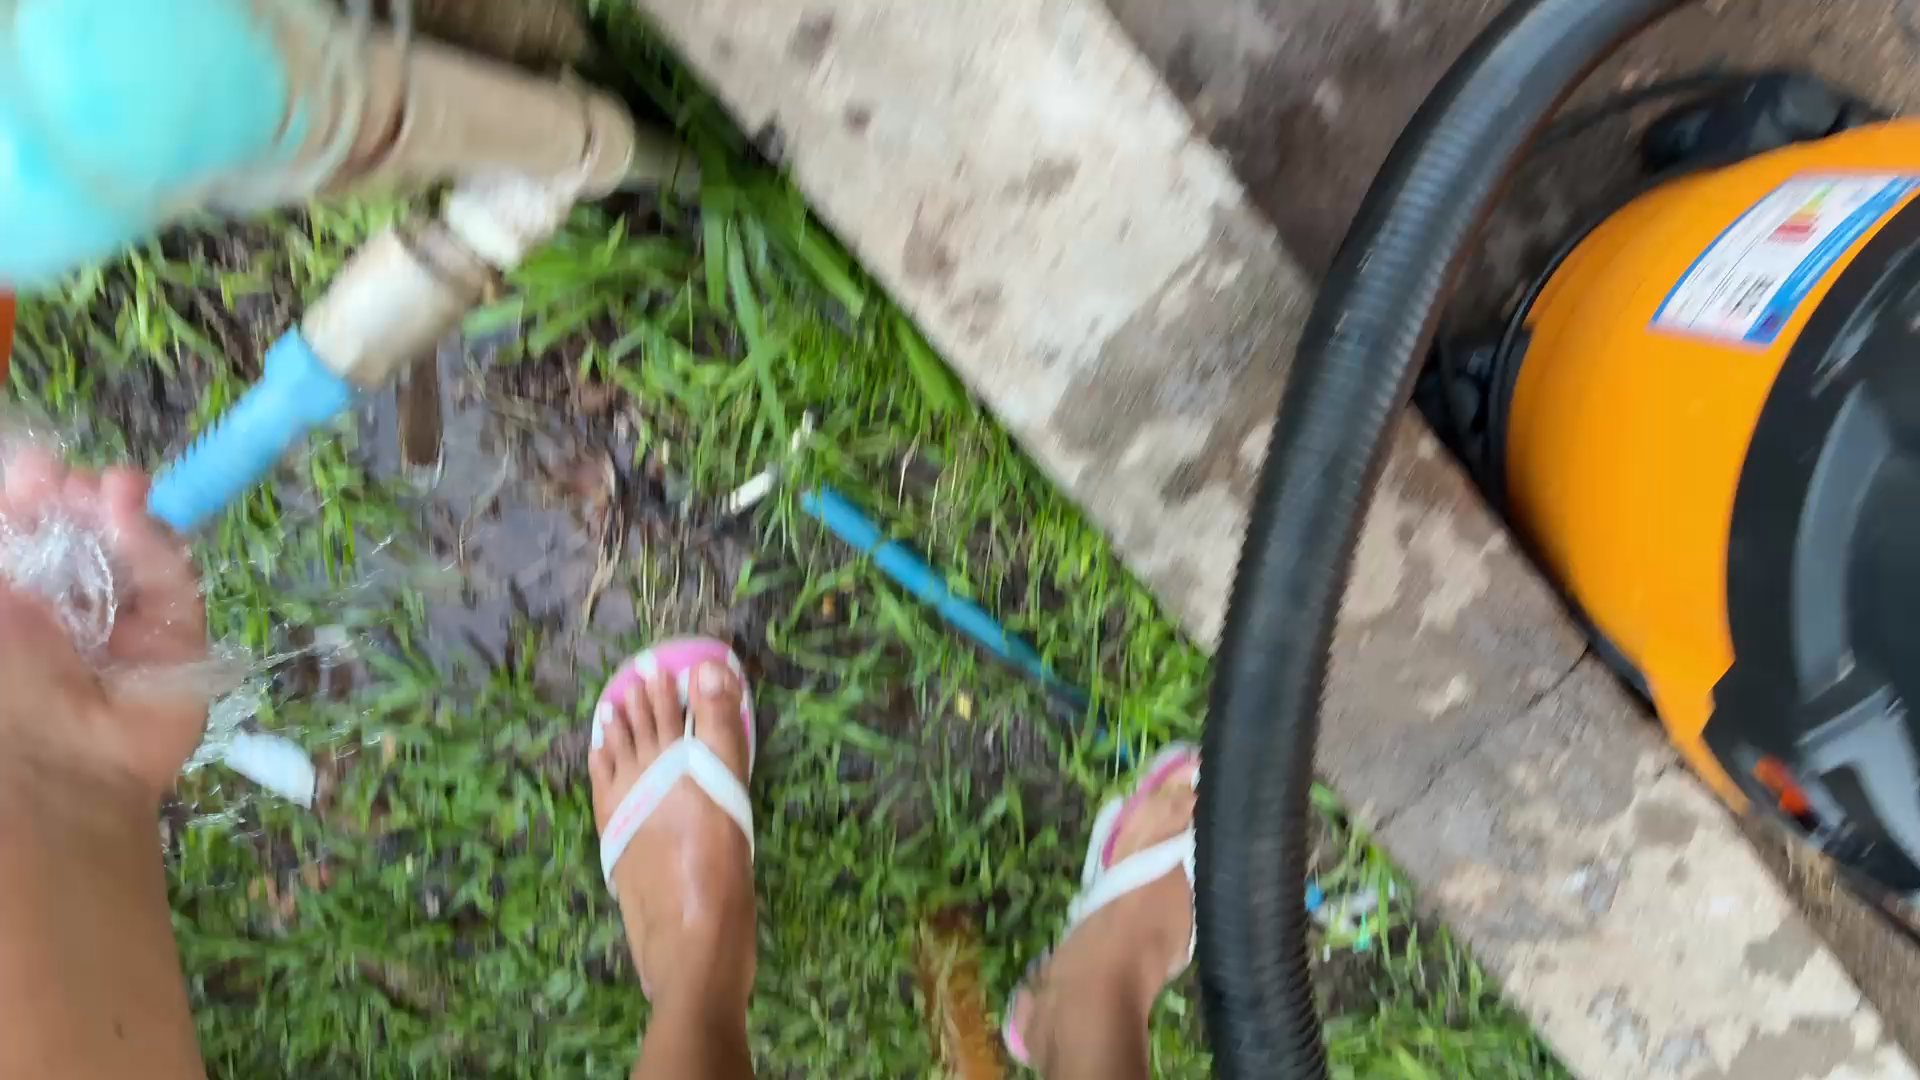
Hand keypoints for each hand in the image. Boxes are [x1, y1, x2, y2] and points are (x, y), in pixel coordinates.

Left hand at [0, 447, 212, 800]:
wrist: (44, 764)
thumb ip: (3, 549)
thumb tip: (21, 490)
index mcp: (9, 614)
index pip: (23, 545)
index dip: (26, 504)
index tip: (32, 467)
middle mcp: (60, 618)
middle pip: (78, 546)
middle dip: (71, 505)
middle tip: (63, 474)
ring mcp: (122, 629)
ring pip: (132, 560)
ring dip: (120, 517)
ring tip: (111, 482)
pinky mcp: (178, 640)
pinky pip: (171, 586)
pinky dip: (155, 547)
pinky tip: (132, 512)